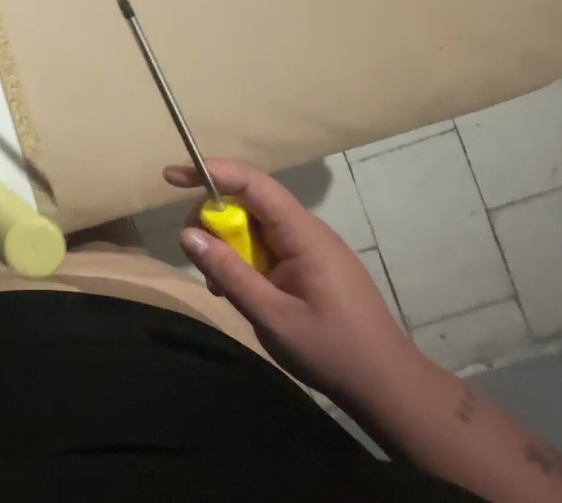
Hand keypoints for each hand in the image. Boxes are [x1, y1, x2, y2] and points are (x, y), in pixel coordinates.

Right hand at [165, 159, 423, 399]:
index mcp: (304, 235)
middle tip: (193, 252)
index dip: (210, 173)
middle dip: (213, 219)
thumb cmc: (333, 351)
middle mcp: (308, 232)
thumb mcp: (271, 315)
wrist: (389, 387)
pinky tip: (239, 291)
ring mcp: (312, 249)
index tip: (171, 176)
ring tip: (218, 284)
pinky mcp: (312, 266)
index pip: (253, 184)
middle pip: (249, 203)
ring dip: (228, 246)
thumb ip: (228, 272)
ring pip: (255, 227)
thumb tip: (186, 233)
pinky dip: (244, 261)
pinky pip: (267, 247)